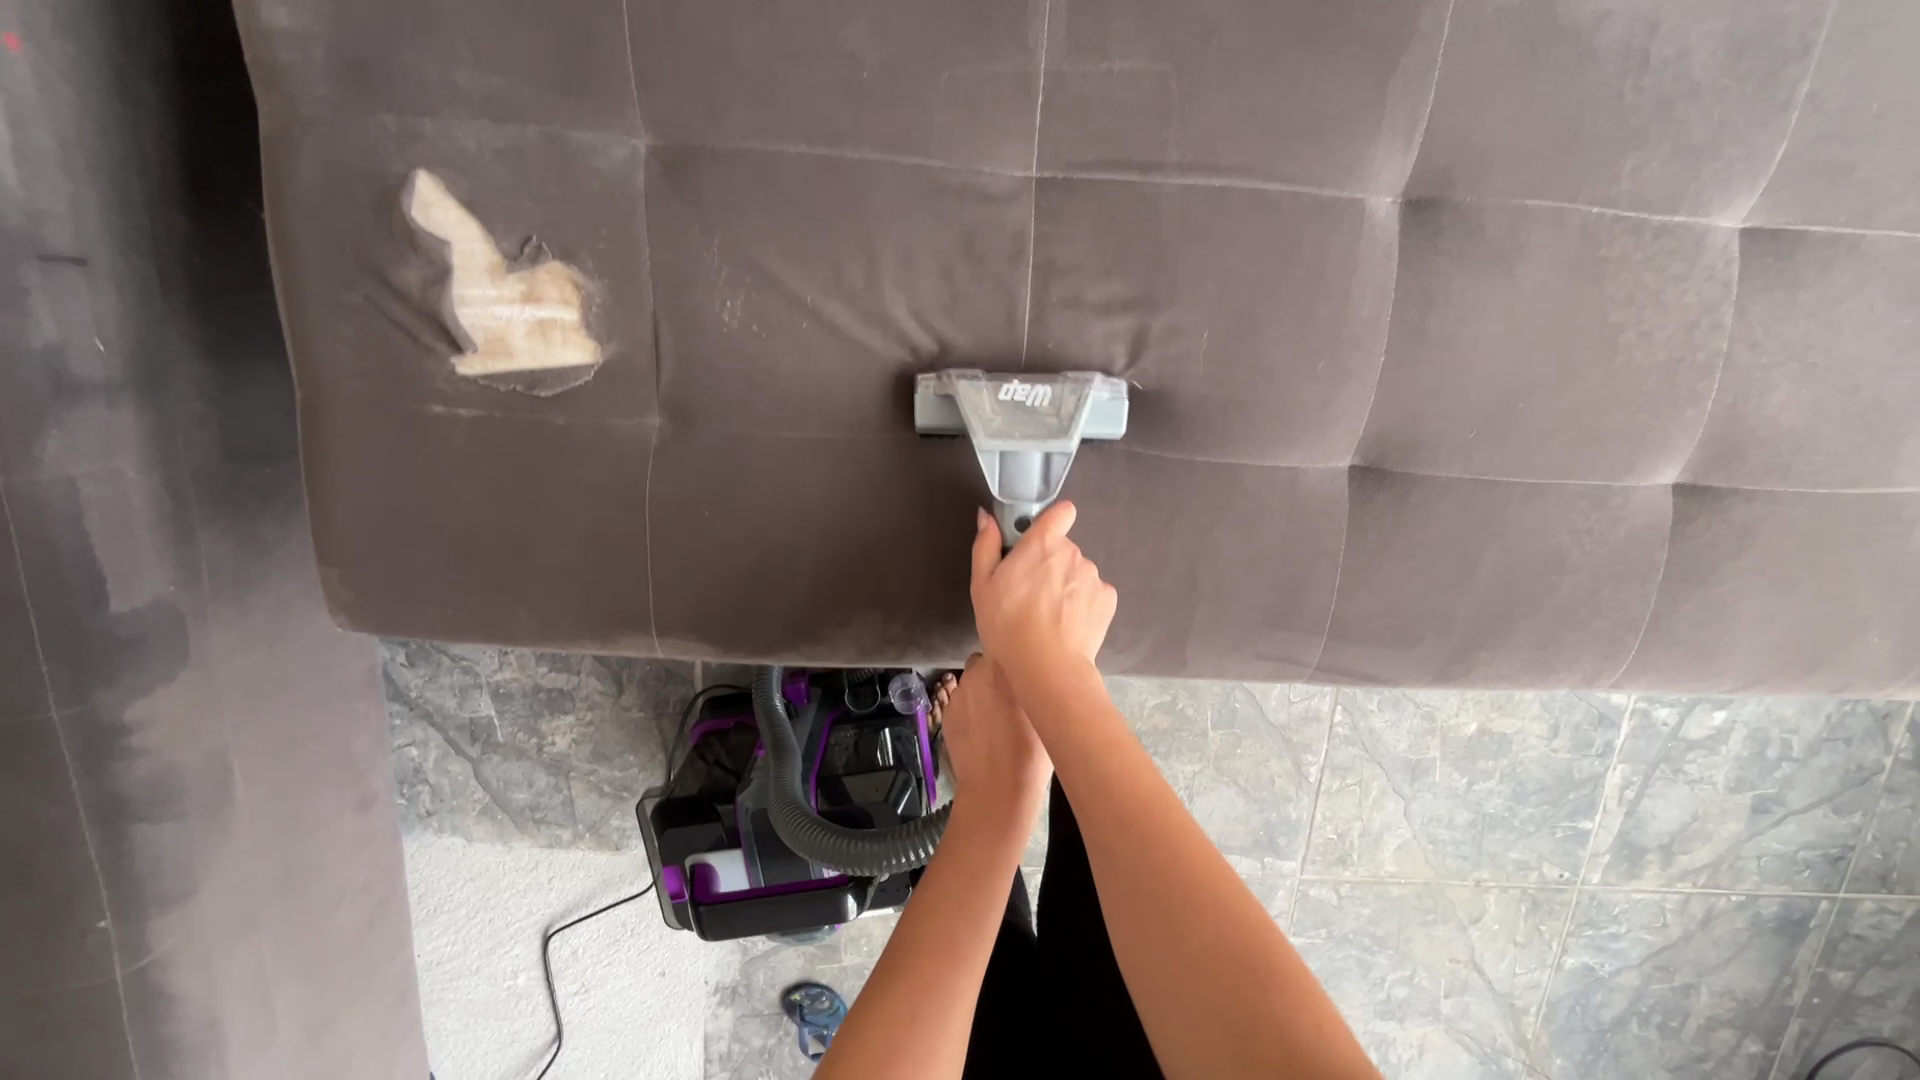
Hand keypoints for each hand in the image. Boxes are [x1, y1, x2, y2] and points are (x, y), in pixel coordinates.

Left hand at [939, 653, 1050, 816]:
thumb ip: (1037, 682)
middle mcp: (976, 672)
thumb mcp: (1046, 709)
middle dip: (997, 674)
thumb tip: (1039, 673)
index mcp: (1004, 665)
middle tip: (1013, 697)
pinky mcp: (947, 713)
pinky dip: (971, 710)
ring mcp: (958, 693)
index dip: (1014, 656)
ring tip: (998, 718)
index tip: (1024, 669)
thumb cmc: (1033, 750)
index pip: (1006, 643)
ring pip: (972, 682)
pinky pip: (961, 702)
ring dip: (983, 691)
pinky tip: (983, 731)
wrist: (998, 788)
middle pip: (986, 662)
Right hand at [970, 501, 1117, 688]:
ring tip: (1049, 616)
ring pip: (1078, 573)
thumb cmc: (1006, 623)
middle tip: (1030, 593)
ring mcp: (1094, 576)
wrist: (1046, 666)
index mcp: (1043, 542)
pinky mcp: (1108, 600)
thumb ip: (986, 545)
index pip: (1062, 512)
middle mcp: (1073, 552)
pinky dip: (1083, 605)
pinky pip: (1094, 594)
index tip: (1038, 540)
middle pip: (1063, 549)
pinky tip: (1067, 625)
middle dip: (1050, 564)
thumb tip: (987, 517)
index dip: (1052, 521)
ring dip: (1067, 586)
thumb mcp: (982, 584)